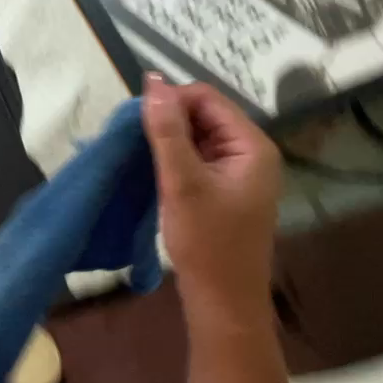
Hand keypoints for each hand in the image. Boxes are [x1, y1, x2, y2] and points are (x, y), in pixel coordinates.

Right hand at [140, 75, 281, 329]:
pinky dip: (171, 159)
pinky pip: (195, 158)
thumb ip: (166, 130)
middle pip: (202, 115)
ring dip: (165, 140)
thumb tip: (153, 80)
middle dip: (166, 120)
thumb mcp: (182, 182)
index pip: (206, 98)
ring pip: (195, 137)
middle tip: (131, 140)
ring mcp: (237, 172)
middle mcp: (249, 153)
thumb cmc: (207, 242)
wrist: (223, 302)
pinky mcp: (222, 190)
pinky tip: (150, 170)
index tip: (135, 122)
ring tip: (136, 155)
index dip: (170, 101)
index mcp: (251, 146)